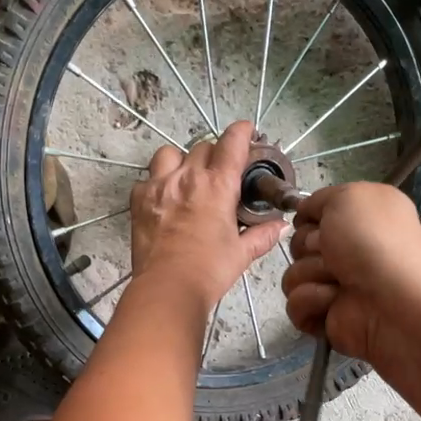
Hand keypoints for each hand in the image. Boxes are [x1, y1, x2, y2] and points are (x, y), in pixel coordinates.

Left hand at [130, 121, 284, 306]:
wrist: (167, 288)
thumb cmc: (207, 272)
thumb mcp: (240, 254)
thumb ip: (262, 236)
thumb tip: (280, 227)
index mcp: (218, 186)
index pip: (232, 142)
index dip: (242, 132)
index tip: (247, 131)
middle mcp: (188, 178)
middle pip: (202, 146)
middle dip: (214, 154)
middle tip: (219, 173)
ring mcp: (160, 186)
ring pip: (170, 154)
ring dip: (180, 160)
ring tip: (186, 179)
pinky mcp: (140, 201)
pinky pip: (147, 179)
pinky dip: (156, 184)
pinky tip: (163, 200)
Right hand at [281, 182, 420, 361]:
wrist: (390, 300)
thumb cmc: (372, 242)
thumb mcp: (348, 197)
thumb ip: (319, 199)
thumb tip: (303, 214)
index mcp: (359, 219)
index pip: (313, 215)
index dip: (309, 217)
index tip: (313, 220)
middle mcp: (348, 250)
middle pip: (298, 245)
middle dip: (308, 246)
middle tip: (330, 253)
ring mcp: (335, 284)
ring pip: (293, 275)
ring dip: (311, 274)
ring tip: (338, 282)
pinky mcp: (324, 315)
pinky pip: (295, 303)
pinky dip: (311, 300)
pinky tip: (334, 301)